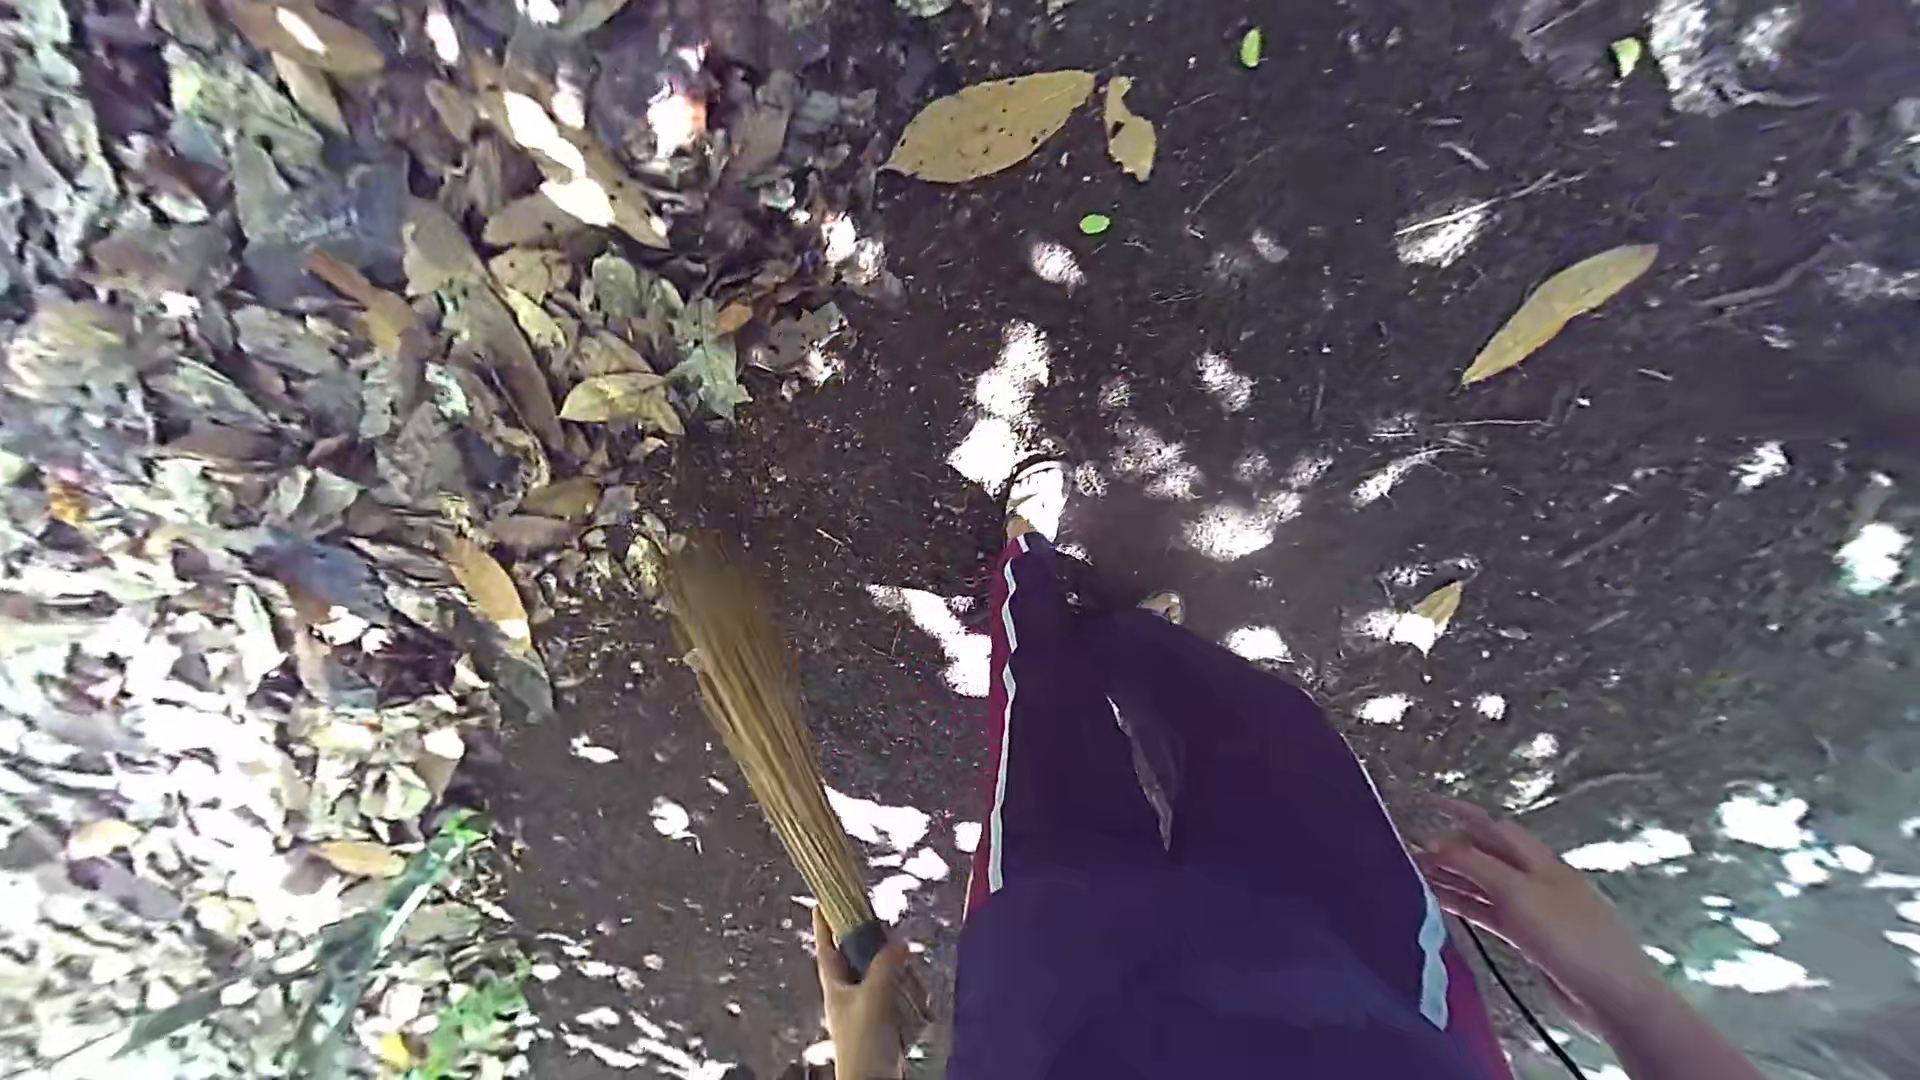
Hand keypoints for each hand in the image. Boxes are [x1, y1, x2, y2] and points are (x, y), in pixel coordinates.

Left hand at [813, 909, 914, 1079]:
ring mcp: (863, 1008)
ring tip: (910, 970)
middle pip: (857, 957)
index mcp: (835, 987)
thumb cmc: (863, 1043)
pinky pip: (894, 995)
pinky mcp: (881, 1022)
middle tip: (887, 931)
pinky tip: (917, 995)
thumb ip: (886, 963)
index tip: (821, 903)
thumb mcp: (874, 995)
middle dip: (875, 944)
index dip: (823, 925)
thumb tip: (899, 944)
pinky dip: (907, 990)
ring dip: (897, 970)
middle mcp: (847, 995)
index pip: (825, 948)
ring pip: (880, 974)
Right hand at [1415, 798, 1665, 1027]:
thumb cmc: (1569, 937)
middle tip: (1411, 849)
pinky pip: (1486, 909)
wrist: (1617, 1002)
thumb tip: (1434, 842)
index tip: (1423, 802)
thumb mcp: (1516, 891)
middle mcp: (1535, 880)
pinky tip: (1436, 898)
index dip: (1457, 810)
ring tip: (1414, 872)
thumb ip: (1471, 862)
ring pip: (1482, 882)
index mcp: (1539, 862)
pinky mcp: (1529, 937)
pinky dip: (1461, 901)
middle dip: (1447, 847)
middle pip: (1484, 853)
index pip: (1491, 825)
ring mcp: (1533, 909)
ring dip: (1450, 875)